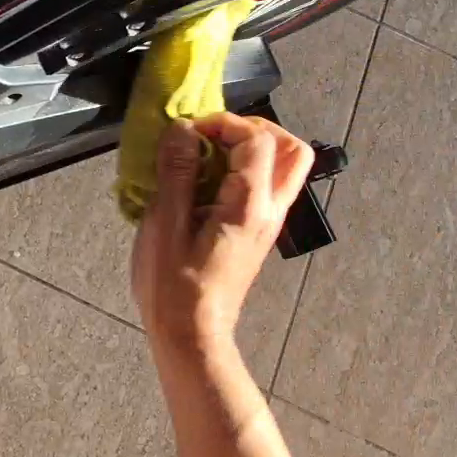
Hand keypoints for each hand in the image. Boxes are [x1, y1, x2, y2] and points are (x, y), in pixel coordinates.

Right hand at [131, 114, 312, 353]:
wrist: (190, 333)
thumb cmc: (173, 284)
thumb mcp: (165, 224)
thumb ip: (176, 172)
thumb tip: (182, 128)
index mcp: (249, 206)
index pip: (257, 140)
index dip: (222, 123)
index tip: (187, 131)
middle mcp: (269, 211)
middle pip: (291, 148)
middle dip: (251, 127)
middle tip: (212, 133)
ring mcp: (266, 222)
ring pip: (283, 167)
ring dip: (250, 147)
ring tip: (208, 151)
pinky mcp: (256, 231)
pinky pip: (265, 184)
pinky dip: (242, 167)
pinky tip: (204, 179)